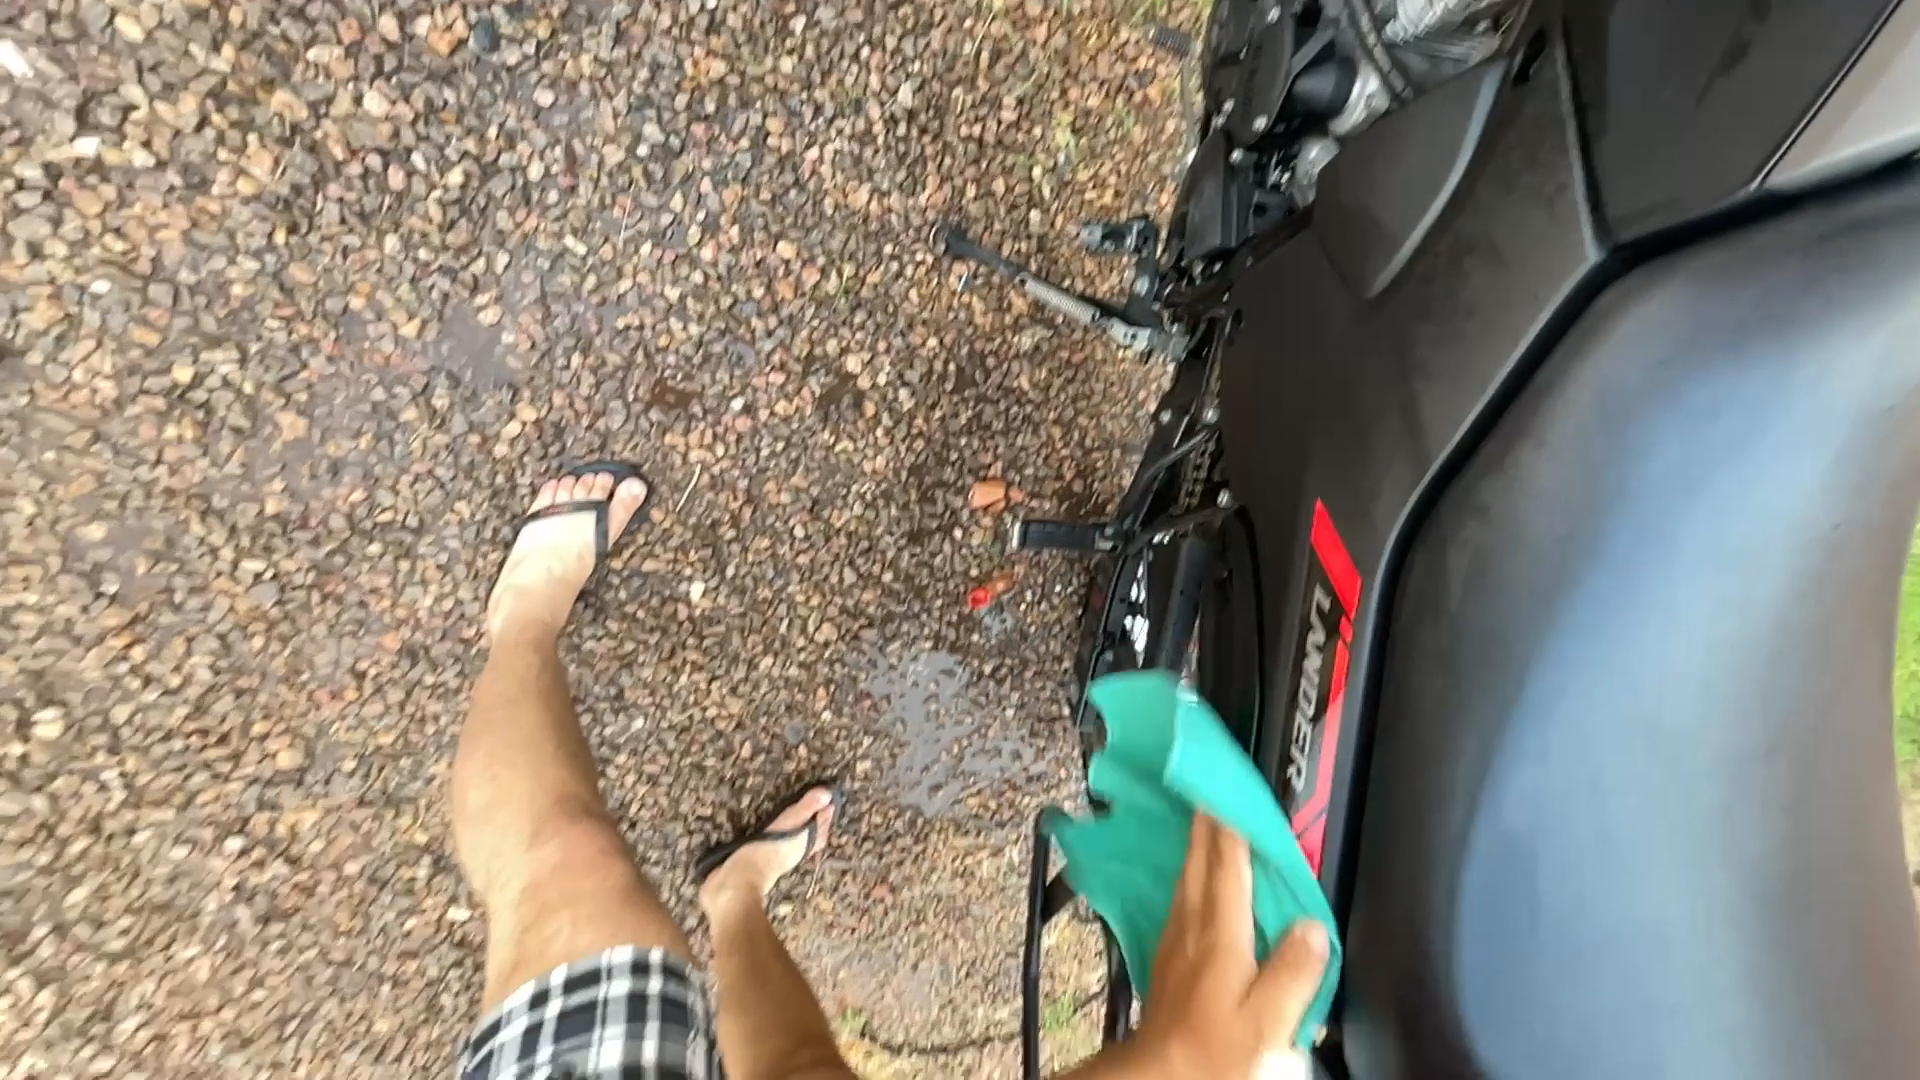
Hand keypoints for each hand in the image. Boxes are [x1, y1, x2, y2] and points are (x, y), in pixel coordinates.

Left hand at [1059, 814, 1329, 1078]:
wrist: (1162, 1067)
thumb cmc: (1217, 1047)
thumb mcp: (1267, 1021)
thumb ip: (1292, 973)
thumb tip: (1313, 927)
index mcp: (1221, 932)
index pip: (1228, 866)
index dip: (1230, 827)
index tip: (1232, 793)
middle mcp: (1194, 921)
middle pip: (1200, 859)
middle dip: (1207, 822)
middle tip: (1212, 789)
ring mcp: (1177, 931)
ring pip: (1187, 872)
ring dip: (1198, 842)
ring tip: (1205, 818)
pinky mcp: (1169, 946)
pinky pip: (1182, 891)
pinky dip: (1193, 869)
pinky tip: (1195, 871)